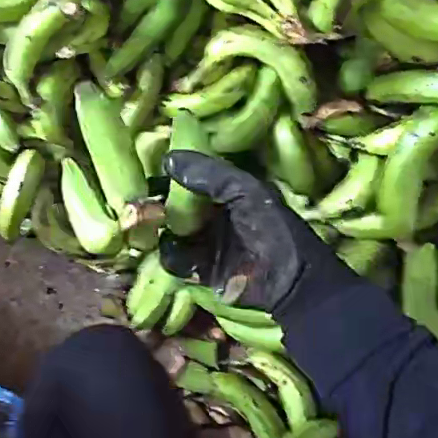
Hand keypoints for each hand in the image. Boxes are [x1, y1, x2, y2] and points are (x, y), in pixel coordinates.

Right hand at [160, 152, 361, 322]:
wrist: (290, 278)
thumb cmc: (272, 226)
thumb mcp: (245, 190)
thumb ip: (210, 175)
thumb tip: (169, 158)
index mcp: (223, 193)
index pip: (188, 179)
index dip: (170, 175)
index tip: (151, 171)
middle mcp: (210, 215)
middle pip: (174, 206)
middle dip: (160, 204)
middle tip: (147, 202)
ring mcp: (204, 243)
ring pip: (169, 232)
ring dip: (161, 230)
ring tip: (156, 225)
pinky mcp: (200, 270)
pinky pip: (175, 260)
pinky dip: (172, 255)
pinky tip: (176, 249)